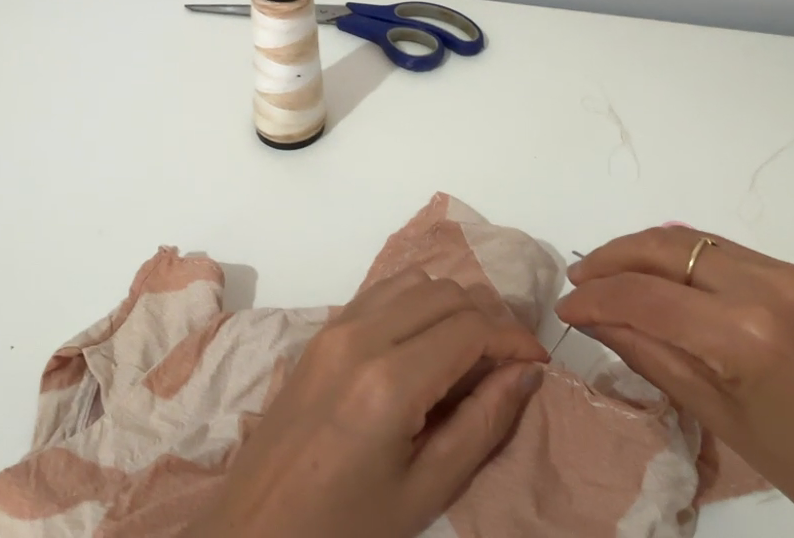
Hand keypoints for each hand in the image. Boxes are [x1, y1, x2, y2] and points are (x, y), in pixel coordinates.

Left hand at [184, 270, 547, 537]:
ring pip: (414, 281)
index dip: (514, 338)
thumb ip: (482, 424)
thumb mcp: (425, 489)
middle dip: (487, 320)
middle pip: (447, 292)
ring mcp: (334, 328)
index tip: (537, 363)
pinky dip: (414, 303)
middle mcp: (361, 336)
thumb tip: (526, 372)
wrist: (256, 530)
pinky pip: (380, 292)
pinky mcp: (320, 332)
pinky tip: (422, 346)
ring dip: (450, 306)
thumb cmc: (346, 525)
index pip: (472, 326)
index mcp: (389, 381)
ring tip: (466, 355)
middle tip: (504, 366)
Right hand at [557, 228, 793, 537]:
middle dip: (613, 258)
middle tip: (579, 281)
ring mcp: (787, 276)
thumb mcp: (721, 419)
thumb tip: (594, 320)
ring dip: (643, 251)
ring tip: (608, 274)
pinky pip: (722, 250)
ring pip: (692, 239)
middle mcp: (765, 287)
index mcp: (745, 335)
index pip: (645, 296)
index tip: (565, 307)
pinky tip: (659, 277)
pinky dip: (680, 256)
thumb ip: (651, 357)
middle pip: (665, 248)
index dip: (596, 297)